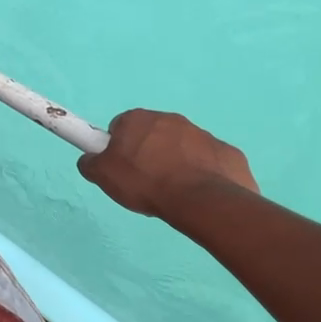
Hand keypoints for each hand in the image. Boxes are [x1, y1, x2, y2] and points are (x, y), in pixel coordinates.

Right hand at [77, 109, 258, 218]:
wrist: (203, 202)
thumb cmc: (145, 182)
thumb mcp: (101, 175)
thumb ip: (90, 163)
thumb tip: (91, 160)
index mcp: (138, 119)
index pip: (120, 126)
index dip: (118, 146)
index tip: (121, 166)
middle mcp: (171, 119)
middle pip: (153, 135)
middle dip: (149, 153)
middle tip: (144, 180)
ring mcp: (205, 135)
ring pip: (184, 148)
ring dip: (177, 163)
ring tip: (173, 191)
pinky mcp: (230, 154)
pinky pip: (211, 162)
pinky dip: (205, 174)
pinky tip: (199, 193)